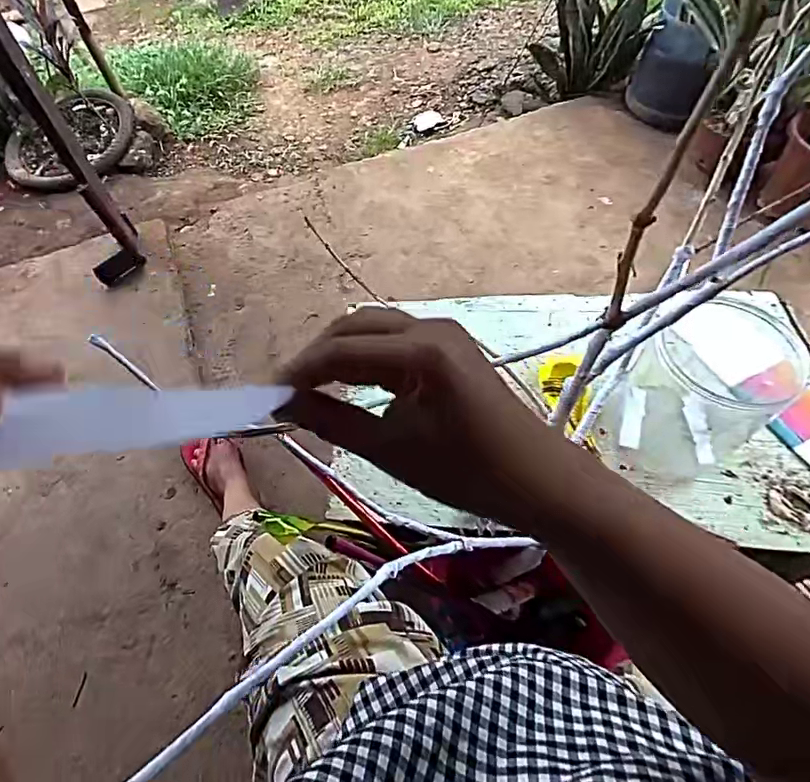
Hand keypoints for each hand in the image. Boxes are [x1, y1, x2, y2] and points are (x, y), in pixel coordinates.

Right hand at [279, 308, 584, 529]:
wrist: (540, 482)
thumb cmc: (468, 473)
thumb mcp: (391, 450)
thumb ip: (332, 421)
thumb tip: (284, 404)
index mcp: (420, 350)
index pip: (341, 350)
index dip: (300, 371)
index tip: (269, 395)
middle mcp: (430, 327)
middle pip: (354, 327)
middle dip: (317, 355)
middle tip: (288, 391)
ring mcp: (443, 331)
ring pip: (373, 328)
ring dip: (340, 352)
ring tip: (313, 387)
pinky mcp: (449, 345)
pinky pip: (394, 339)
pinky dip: (365, 356)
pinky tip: (351, 381)